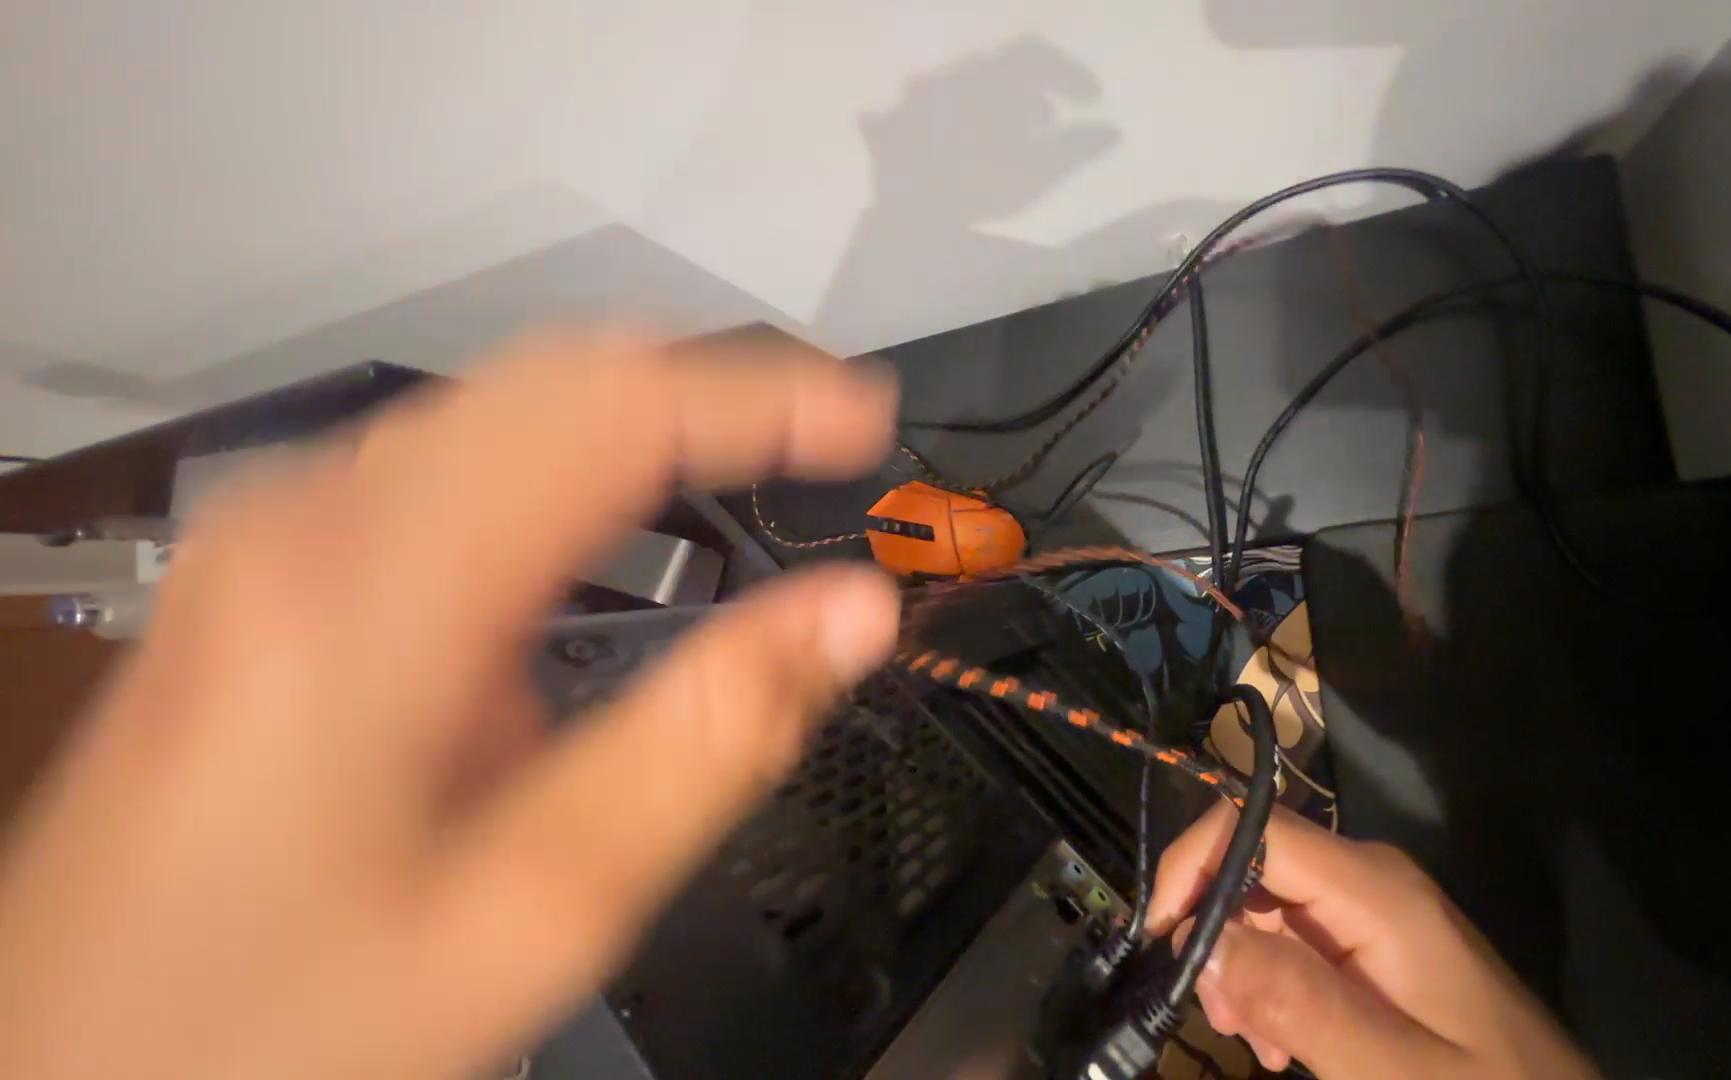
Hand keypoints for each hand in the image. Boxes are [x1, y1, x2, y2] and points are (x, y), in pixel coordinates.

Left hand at [0, 331, 902, 1079]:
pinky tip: (654, 482)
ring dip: (665, 399)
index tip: (868, 419)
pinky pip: (479, 444)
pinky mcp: (299, 558)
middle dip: (724, 378)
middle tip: (837, 423)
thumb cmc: (298, 1019)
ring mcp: (297, 529)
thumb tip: (856, 612)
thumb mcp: (545, 904)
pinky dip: (598, 437)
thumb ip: (715, 734)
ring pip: (519, 394)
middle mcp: (322, 519)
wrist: (74, 1079)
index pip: (614, 415)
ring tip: (774, 440)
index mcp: (379, 593)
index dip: (764, 398)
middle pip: (563, 373)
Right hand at [1147, 804, 1602, 1079]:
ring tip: (1251, 1040)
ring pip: (1262, 897)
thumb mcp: (1399, 1074)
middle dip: (1210, 926)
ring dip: (1235, 960)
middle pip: (1249, 860)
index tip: (1160, 940)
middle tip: (1215, 1015)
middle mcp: (1365, 874)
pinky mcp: (1371, 935)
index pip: (1249, 826)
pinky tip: (1278, 1039)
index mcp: (1373, 887)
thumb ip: (1300, 1004)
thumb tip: (1197, 940)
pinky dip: (1265, 975)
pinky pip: (1291, 931)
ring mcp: (1369, 904)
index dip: (1189, 864)